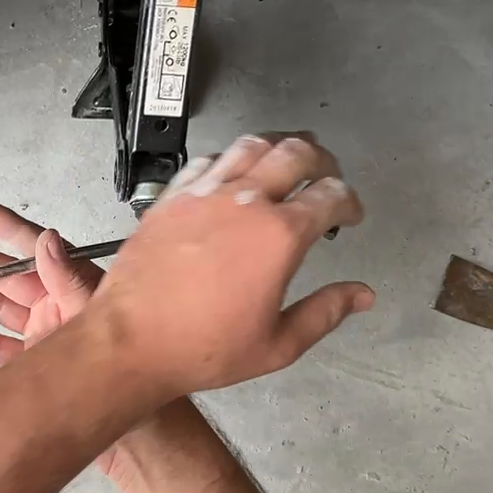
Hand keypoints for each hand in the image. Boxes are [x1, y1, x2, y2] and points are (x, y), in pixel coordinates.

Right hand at [0, 198, 103, 362]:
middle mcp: (50, 303)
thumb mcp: (95, 308)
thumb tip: (45, 237)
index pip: (33, 248)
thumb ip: (69, 278)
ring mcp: (38, 333)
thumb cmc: (118, 350)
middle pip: (3, 274)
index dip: (5, 227)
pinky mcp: (28, 364)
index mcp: (69, 283)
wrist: (120, 400)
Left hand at [86, 133, 371, 396]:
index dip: (349, 202)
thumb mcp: (276, 345)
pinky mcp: (171, 198)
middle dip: (322, 160)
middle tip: (327, 176)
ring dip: (277, 146)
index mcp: (279, 236)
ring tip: (286, 159)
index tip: (348, 215)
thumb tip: (362, 295)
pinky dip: (230, 158)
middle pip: (296, 153)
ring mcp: (203, 194)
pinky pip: (207, 160)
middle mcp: (244, 203)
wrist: (129, 341)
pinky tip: (231, 172)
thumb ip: (325, 313)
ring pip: (250, 144)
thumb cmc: (201, 348)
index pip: (331, 196)